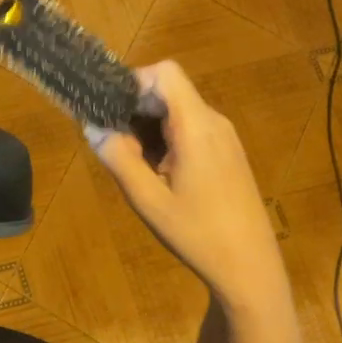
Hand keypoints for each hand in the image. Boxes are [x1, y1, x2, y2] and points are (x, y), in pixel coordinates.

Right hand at [84, 62, 285, 308]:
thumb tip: (91, 126)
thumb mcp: (146, 198)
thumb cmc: (197, 233)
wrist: (251, 269)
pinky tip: (158, 174)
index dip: (133, 82)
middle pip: (167, 90)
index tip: (111, 112)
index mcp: (196, 127)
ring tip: (135, 165)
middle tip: (116, 145)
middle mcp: (214, 122)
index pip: (164, 73)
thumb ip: (117, 157)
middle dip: (134, 109)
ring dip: (148, 127)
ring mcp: (224, 138)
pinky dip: (165, 139)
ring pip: (176, 110)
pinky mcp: (226, 153)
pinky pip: (189, 128)